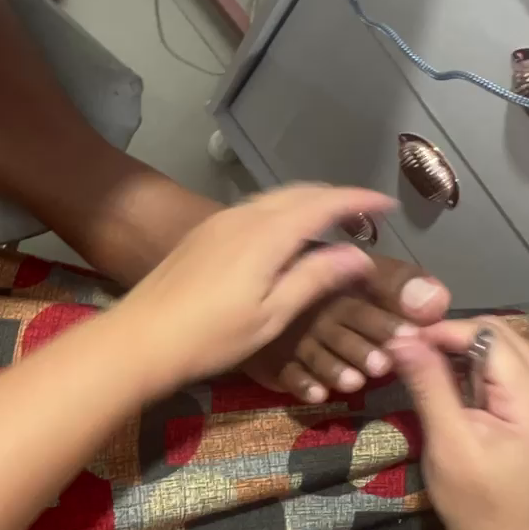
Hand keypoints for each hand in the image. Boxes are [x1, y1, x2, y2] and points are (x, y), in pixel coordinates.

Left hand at [110, 184, 394, 391]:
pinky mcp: (204, 233)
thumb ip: (315, 279)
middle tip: (363, 217)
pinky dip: (281, 213)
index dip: (358, 200)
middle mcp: (244, 216)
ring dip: (306, 204)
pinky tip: (284, 237)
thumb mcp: (271, 315)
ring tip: (330, 225)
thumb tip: (358, 255)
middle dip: (334, 198)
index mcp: (266, 234)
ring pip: (274, 199)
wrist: (141, 337)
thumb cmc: (211, 335)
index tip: (387, 205)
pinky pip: (254, 209)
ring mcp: (219, 221)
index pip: (323, 203)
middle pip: (299, 193)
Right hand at [241, 253, 450, 402]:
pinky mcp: (275, 358)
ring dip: (333, 367)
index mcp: (341, 282)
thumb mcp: (377, 279)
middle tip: (381, 366)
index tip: (409, 337)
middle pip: (335, 327)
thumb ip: (406, 288)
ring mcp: (291, 334)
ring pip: (312, 351)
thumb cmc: (345, 289)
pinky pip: (285, 370)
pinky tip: (318, 395)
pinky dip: (300, 383)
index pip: (363, 301)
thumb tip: (435, 302)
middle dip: (359, 347)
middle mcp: (313, 307)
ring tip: (355, 383)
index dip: (385, 320)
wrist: (279, 291)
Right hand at [387, 317, 528, 529]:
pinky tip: (450, 381)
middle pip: (501, 334)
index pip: (490, 337)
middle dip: (453, 335)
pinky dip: (475, 364)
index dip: (445, 331)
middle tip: (412, 350)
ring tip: (426, 364)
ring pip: (503, 346)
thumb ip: (428, 385)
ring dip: (463, 348)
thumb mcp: (446, 442)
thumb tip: (400, 338)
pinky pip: (506, 365)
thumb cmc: (473, 501)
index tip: (404, 341)